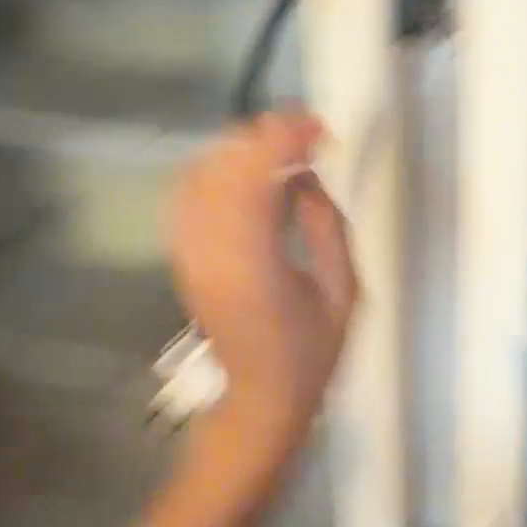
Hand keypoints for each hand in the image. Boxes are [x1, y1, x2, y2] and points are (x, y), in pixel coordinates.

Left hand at [168, 109, 357, 457]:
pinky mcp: (183, 258)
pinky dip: (213, 170)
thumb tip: (306, 178)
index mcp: (257, 267)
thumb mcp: (343, 291)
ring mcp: (190, 256)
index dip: (283, 142)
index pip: (255, 182)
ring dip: (237, 149)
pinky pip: (186, 197)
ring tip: (278, 143)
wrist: (259, 398)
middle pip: (220, 170)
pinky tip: (243, 169)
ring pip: (198, 178)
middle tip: (303, 128)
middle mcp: (213, 255)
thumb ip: (327, 227)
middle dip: (261, 136)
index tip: (318, 127)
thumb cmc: (311, 352)